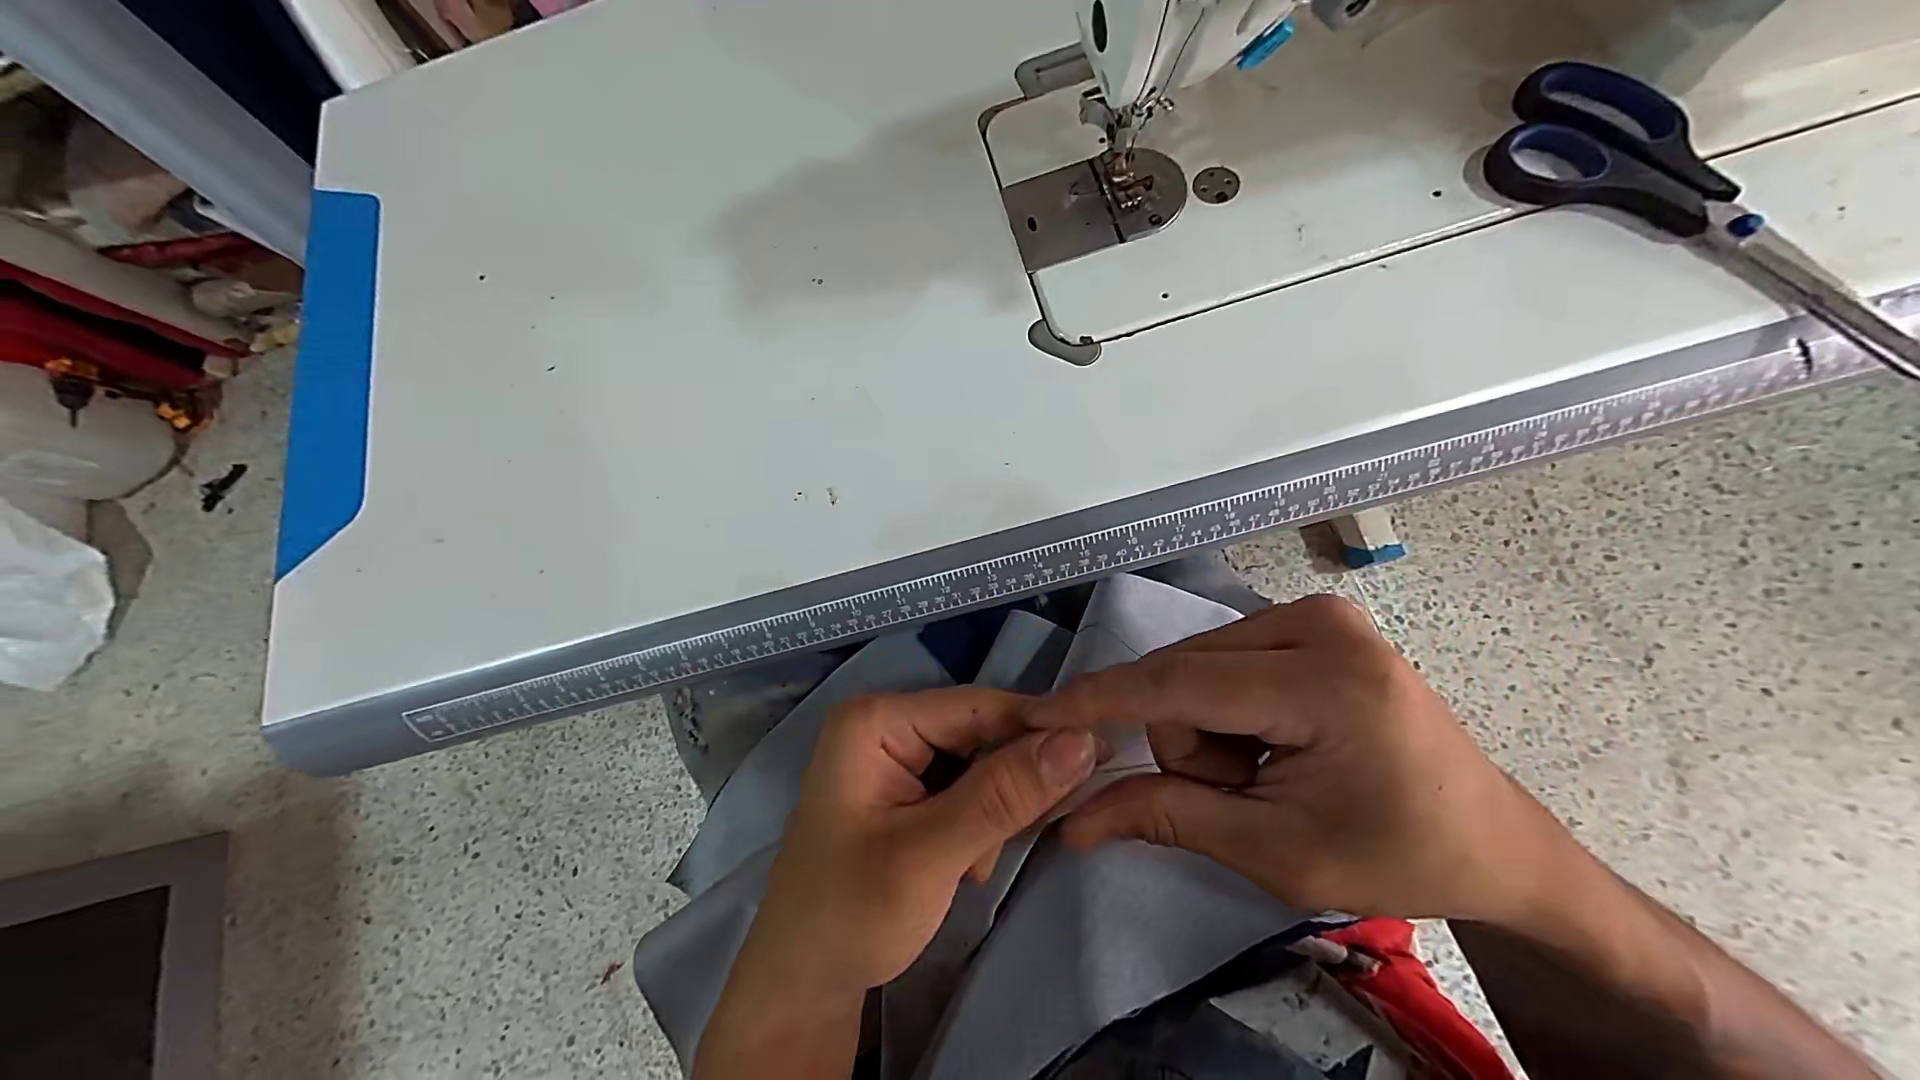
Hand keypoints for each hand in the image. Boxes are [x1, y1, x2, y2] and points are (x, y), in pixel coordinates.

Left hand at [756, 686, 1098, 990]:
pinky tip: (968, 862)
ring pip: (981, 759)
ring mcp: (895, 755)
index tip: (1102, 754)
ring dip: (997, 808)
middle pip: (982, 730)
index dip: (1040, 727)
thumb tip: (1080, 741)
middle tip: (1040, 826)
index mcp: (876, 720)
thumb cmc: (850, 915)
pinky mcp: (906, 786)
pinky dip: (982, 820)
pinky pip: (967, 784)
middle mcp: (886, 724)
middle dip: (1012, 780)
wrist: (802, 981)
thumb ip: (1003, 796)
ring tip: (977, 863)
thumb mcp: (929, 856)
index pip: (979, 705)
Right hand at [1031, 594, 1582, 927]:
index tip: (1037, 717)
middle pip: (1182, 674)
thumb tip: (1070, 819)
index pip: (1179, 683)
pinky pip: (1221, 659)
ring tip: (1265, 772)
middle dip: (1185, 744)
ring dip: (1205, 729)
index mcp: (1326, 682)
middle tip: (1238, 793)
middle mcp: (1318, 623)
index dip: (1099, 702)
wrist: (1493, 842)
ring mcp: (1319, 614)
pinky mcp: (1314, 620)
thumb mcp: (1274, 853)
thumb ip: (1165, 816)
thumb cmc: (1397, 856)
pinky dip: (1225, 709)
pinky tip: (1274, 741)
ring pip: (1194, 666)